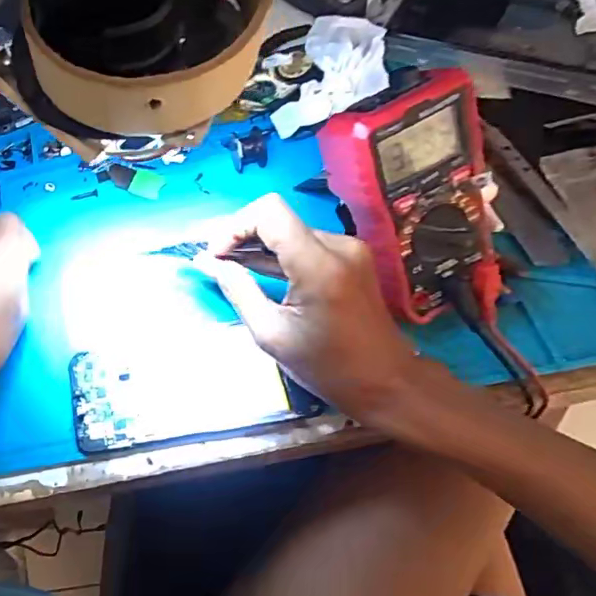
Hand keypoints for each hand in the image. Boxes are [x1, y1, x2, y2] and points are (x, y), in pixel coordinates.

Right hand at [194, 194, 442, 425]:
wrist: (388, 383)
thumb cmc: (327, 366)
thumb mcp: (270, 332)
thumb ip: (237, 289)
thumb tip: (207, 262)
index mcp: (319, 265)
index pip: (269, 212)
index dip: (234, 227)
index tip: (217, 256)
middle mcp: (337, 246)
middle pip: (275, 218)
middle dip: (239, 236)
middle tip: (214, 262)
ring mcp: (347, 250)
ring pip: (286, 229)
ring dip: (254, 245)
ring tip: (228, 266)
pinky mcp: (348, 258)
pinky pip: (301, 243)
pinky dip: (274, 253)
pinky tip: (253, 270)